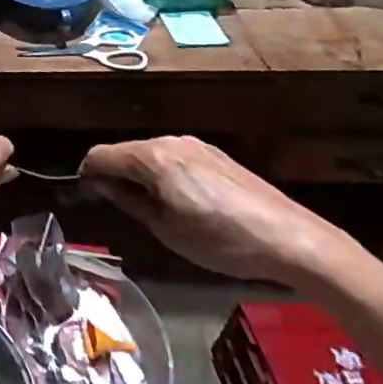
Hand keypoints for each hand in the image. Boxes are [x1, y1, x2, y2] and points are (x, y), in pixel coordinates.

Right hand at [79, 135, 361, 284]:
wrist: (295, 241)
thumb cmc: (221, 240)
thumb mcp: (164, 228)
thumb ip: (127, 200)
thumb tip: (102, 184)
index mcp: (151, 157)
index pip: (99, 155)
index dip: (88, 175)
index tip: (90, 196)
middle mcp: (169, 142)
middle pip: (124, 151)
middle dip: (115, 174)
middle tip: (121, 206)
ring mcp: (196, 145)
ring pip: (149, 154)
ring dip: (141, 174)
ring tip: (155, 207)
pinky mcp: (216, 155)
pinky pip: (173, 157)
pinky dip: (164, 173)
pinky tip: (183, 201)